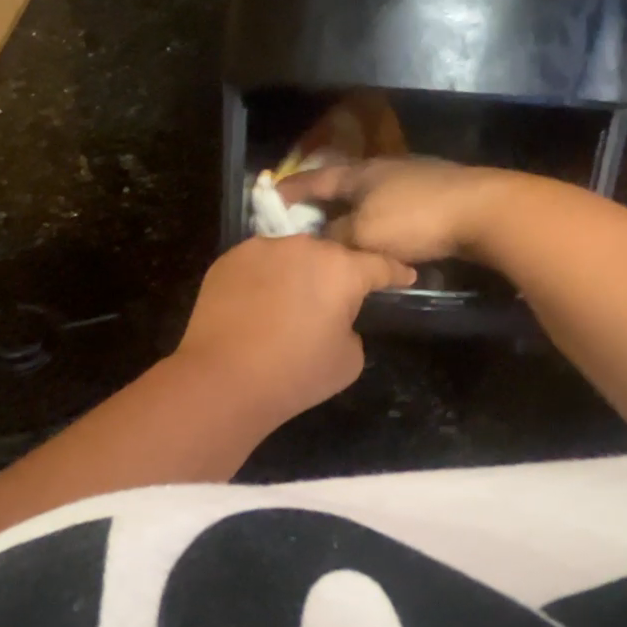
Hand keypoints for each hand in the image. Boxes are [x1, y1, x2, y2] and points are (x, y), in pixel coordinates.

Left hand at [172, 235, 415, 417]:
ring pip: (290, 256)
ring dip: (296, 274)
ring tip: (288, 305)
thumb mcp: (349, 360)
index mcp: (341, 269)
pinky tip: (256, 306)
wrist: (222, 379)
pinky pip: (257, 265)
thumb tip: (333, 317)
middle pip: (330, 257)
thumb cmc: (294, 374)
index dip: (395, 273)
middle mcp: (302, 247)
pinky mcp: (227, 260)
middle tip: (332, 303)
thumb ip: (351, 328)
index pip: (379, 265)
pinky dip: (263, 280)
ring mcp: (260, 249)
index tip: (405, 277)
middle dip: (336, 276)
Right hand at [277, 159, 534, 263]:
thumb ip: (336, 237)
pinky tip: (381, 240)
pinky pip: (394, 211)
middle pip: (344, 185)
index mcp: (360, 174)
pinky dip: (379, 224)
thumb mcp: (364, 234)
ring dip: (353, 215)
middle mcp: (383, 170)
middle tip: (304, 219)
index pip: (316, 180)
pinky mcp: (436, 197)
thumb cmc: (414, 220)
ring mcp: (413, 180)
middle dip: (323, 201)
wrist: (483, 212)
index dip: (292, 190)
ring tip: (340, 234)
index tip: (270, 197)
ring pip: (371, 198)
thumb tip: (321, 239)